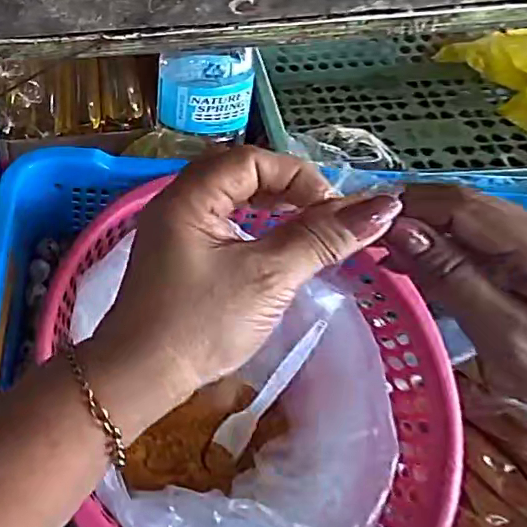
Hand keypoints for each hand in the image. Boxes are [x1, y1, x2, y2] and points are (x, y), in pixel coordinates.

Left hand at [82, 147, 402, 434]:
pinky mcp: (176, 250)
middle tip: (325, 216)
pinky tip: (275, 244)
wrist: (142, 367)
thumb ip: (322, 237)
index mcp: (186, 197)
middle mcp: (173, 202)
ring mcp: (172, 226)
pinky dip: (252, 223)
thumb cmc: (201, 321)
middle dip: (286, 186)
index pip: (248, 159)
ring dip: (270, 204)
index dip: (297, 176)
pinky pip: (218, 219)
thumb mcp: (269, 277)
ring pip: (227, 195)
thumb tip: (383, 206)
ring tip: (309, 227)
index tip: (334, 212)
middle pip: (236, 171)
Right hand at [382, 185, 526, 474]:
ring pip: (477, 227)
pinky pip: (492, 248)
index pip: (467, 205)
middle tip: (359, 240)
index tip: (354, 220)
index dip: (406, 205)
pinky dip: (450, 254)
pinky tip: (423, 272)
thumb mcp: (518, 343)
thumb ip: (456, 281)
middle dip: (411, 219)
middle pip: (471, 210)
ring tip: (382, 258)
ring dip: (427, 237)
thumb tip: (398, 231)